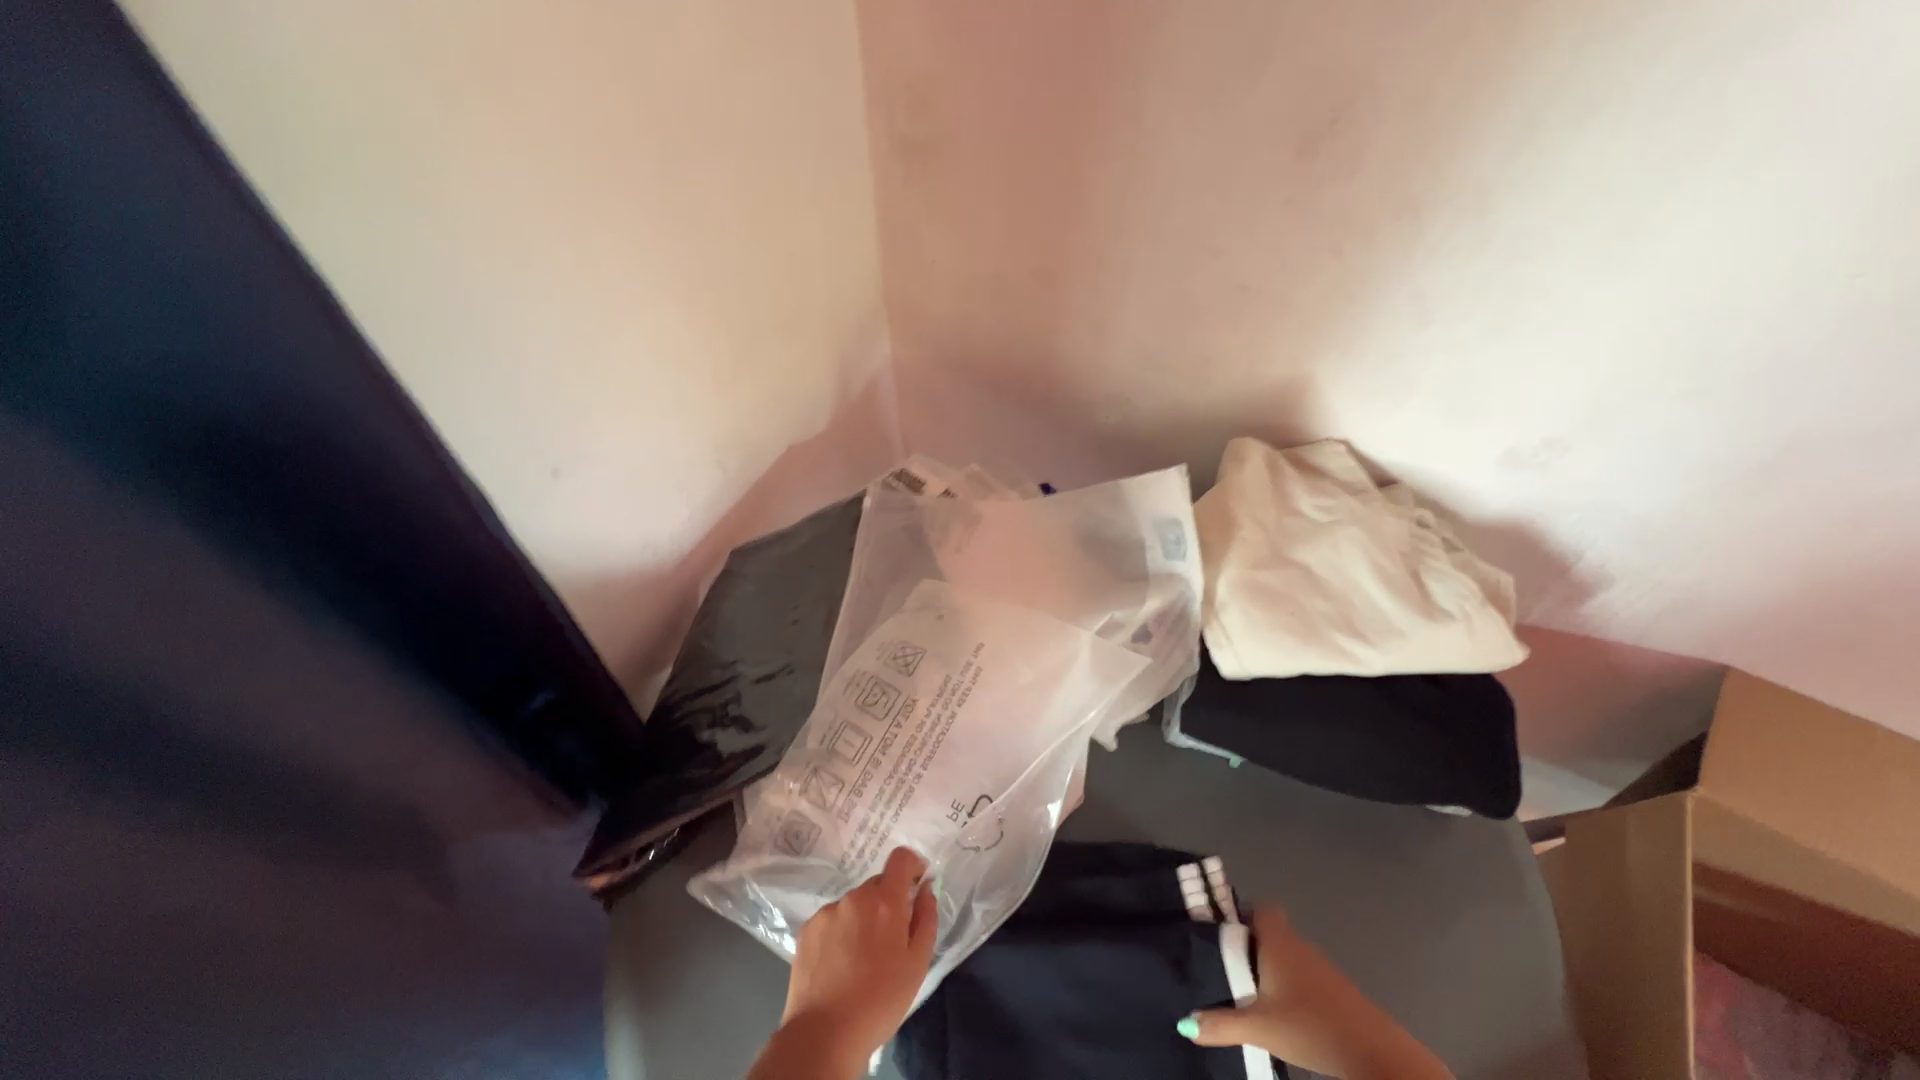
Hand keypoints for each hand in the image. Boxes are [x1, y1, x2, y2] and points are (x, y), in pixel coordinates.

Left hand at [759, 847, 938, 1077]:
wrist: (824, 1032)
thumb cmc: (880, 1000)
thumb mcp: (918, 963)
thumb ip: (926, 918)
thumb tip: (925, 889)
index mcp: (885, 902)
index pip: (900, 859)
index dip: (913, 865)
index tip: (918, 885)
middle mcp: (854, 898)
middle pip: (877, 885)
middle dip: (888, 903)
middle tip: (891, 941)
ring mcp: (827, 913)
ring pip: (854, 905)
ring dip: (863, 919)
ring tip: (863, 960)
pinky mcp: (807, 930)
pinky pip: (832, 920)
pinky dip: (841, 933)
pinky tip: (840, 965)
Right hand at [1181, 908, 1452, 1079]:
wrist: (1375, 1054)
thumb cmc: (1310, 1026)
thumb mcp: (1257, 1028)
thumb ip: (1219, 1024)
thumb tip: (1184, 1022)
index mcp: (1279, 943)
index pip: (1261, 907)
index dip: (1242, 913)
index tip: (1221, 932)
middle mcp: (1300, 947)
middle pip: (1270, 935)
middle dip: (1248, 949)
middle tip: (1223, 969)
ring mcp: (1322, 969)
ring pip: (1287, 958)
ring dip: (1269, 972)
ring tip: (1245, 996)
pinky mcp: (1336, 992)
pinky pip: (1302, 979)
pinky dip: (1288, 989)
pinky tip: (1279, 1015)